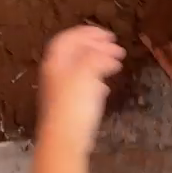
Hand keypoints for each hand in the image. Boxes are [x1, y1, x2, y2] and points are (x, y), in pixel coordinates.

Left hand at [37, 25, 125, 150]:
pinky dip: (96, 79)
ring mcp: (61, 90)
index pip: (69, 38)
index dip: (87, 33)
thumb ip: (95, 56)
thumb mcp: (86, 72)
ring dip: (98, 62)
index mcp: (56, 62)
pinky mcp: (69, 105)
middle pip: (75, 52)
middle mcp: (55, 73)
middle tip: (116, 47)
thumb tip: (106, 51)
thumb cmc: (74, 104)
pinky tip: (105, 87)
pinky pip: (83, 85)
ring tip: (116, 64)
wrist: (64, 139)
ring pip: (80, 68)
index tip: (107, 34)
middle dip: (96, 46)